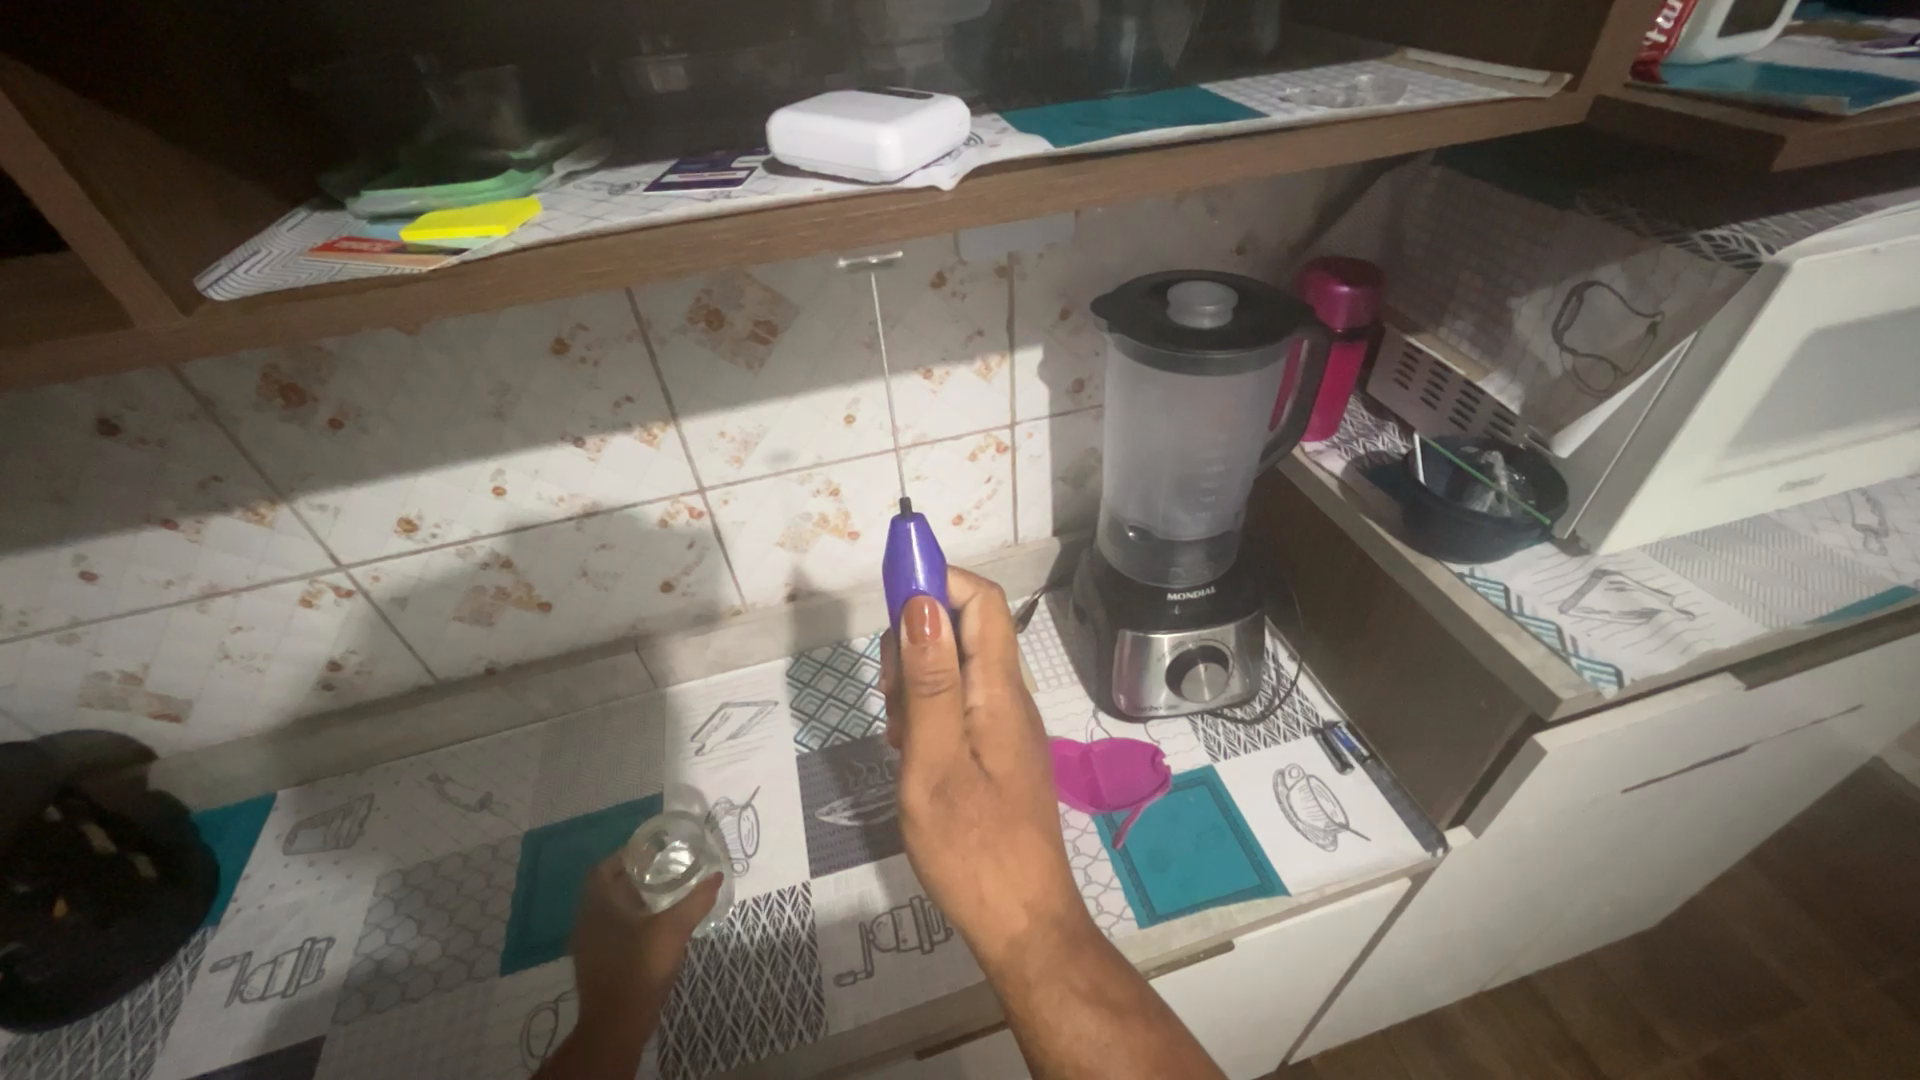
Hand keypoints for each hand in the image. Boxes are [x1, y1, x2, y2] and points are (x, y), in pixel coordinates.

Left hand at [568, 856, 719, 1026]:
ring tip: (665, 894)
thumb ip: (696, 900)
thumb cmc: (640, 967)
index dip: (626, 855)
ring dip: (633, 899)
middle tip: (665, 868)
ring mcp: (589, 945)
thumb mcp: (674, 928)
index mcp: (598, 905)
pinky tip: (655, 926)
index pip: (603, 868)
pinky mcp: (597, 963)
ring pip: (609, 910)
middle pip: (607, 887)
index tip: (653, 851)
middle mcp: (587, 921)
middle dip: (634, 876)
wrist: (617, 1025)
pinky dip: (631, 920)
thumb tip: (717, 876)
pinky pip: (611, 930)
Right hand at [881, 568, 1093, 972]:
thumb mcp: (934, 762)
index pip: (980, 600)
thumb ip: (928, 683)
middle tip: (890, 701)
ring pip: (954, 669)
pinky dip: (926, 715)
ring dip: (916, 685)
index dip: (936, 579)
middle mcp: (1008, 697)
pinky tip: (913, 756)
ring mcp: (1004, 724)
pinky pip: (957, 706)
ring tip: (901, 740)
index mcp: (999, 690)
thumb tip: (920, 602)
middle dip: (915, 643)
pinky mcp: (996, 750)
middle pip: (963, 630)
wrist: (1022, 924)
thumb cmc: (971, 848)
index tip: (887, 593)